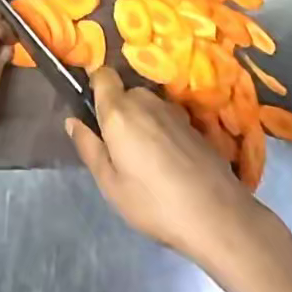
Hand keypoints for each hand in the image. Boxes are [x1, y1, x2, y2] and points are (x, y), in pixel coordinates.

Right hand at [66, 66, 258, 257]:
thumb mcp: (111, 185)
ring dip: (143, 121)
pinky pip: (168, 118)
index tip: (94, 113)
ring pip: (148, 105)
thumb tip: (73, 121)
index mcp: (118, 111)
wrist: (218, 216)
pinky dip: (163, 131)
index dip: (96, 87)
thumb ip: (89, 148)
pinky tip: (171, 163)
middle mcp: (145, 101)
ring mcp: (173, 111)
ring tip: (148, 158)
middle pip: (126, 92)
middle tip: (120, 147)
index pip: (102, 75)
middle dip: (120, 111)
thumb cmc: (154, 203)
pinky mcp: (194, 125)